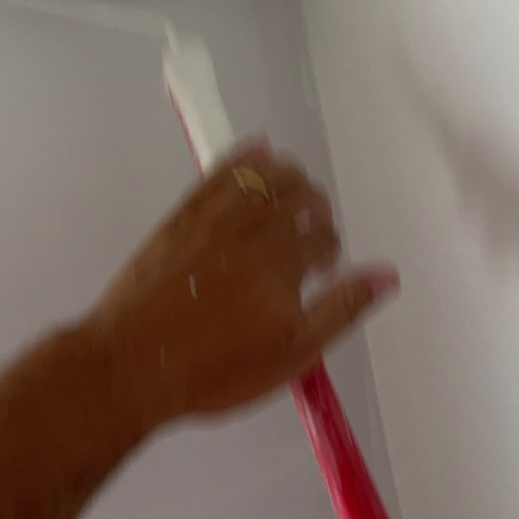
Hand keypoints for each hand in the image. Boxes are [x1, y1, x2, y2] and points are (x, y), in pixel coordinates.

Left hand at [90, 140, 399, 424]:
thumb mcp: (291, 355)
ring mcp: (215, 218)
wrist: (131, 365)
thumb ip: (341, 310)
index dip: (331, 248)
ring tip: (295, 186)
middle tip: (313, 227)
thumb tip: (387, 275)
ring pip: (264, 175)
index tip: (324, 267)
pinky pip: (220, 171)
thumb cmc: (215, 370)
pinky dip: (243, 155)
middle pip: (298, 195)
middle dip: (315, 207)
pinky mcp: (184, 215)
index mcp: (282, 262)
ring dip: (287, 174)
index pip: (323, 236)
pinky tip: (257, 147)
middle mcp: (253, 229)